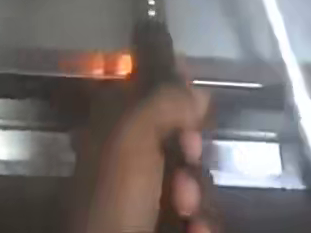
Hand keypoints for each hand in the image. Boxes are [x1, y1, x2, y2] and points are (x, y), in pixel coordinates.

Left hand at [78, 84, 212, 232]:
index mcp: (110, 129)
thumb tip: (197, 93)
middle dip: (190, 149)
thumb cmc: (115, 198)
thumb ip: (167, 101)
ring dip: (197, 192)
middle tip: (190, 156)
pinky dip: (200, 223)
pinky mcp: (164, 229)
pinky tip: (197, 230)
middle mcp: (127, 160)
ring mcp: (145, 201)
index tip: (196, 102)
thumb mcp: (135, 133)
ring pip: (188, 179)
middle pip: (175, 137)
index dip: (175, 92)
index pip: (147, 92)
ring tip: (189, 211)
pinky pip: (195, 218)